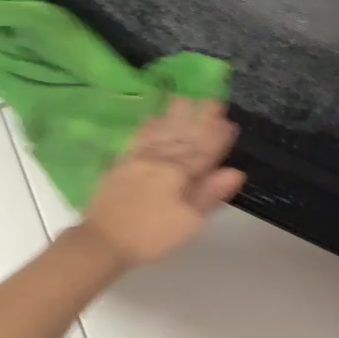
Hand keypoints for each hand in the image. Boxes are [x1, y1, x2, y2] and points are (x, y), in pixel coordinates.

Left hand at [80, 98, 244, 266]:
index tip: (229, 120)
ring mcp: (136, 160)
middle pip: (182, 136)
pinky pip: (136, 140)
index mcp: (178, 174)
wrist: (103, 240)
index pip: (203, 151)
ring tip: (183, 98)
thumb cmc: (150, 236)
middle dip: (199, 118)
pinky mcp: (119, 165)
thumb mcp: (187, 222)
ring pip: (160, 132)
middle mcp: (158, 160)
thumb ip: (209, 195)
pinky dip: (147, 128)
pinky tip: (151, 119)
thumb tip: (235, 172)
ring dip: (173, 115)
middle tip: (211, 98)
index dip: (217, 137)